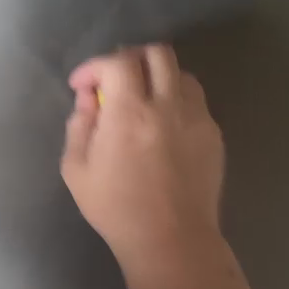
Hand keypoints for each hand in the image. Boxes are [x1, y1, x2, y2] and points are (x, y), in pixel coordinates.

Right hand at [61, 44, 226, 276]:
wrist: (169, 235)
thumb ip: (80, 126)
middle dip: (128, 60)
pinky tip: (157, 125)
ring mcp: (197, 117)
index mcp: (129, 114)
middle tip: (111, 82)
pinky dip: (172, 99)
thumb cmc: (113, 205)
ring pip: (180, 73)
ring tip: (137, 101)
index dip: (94, 66)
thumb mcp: (76, 168)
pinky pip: (193, 99)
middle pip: (157, 54)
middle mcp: (168, 106)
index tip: (81, 87)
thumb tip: (88, 101)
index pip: (118, 63)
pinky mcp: (212, 132)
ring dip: (154, 77)